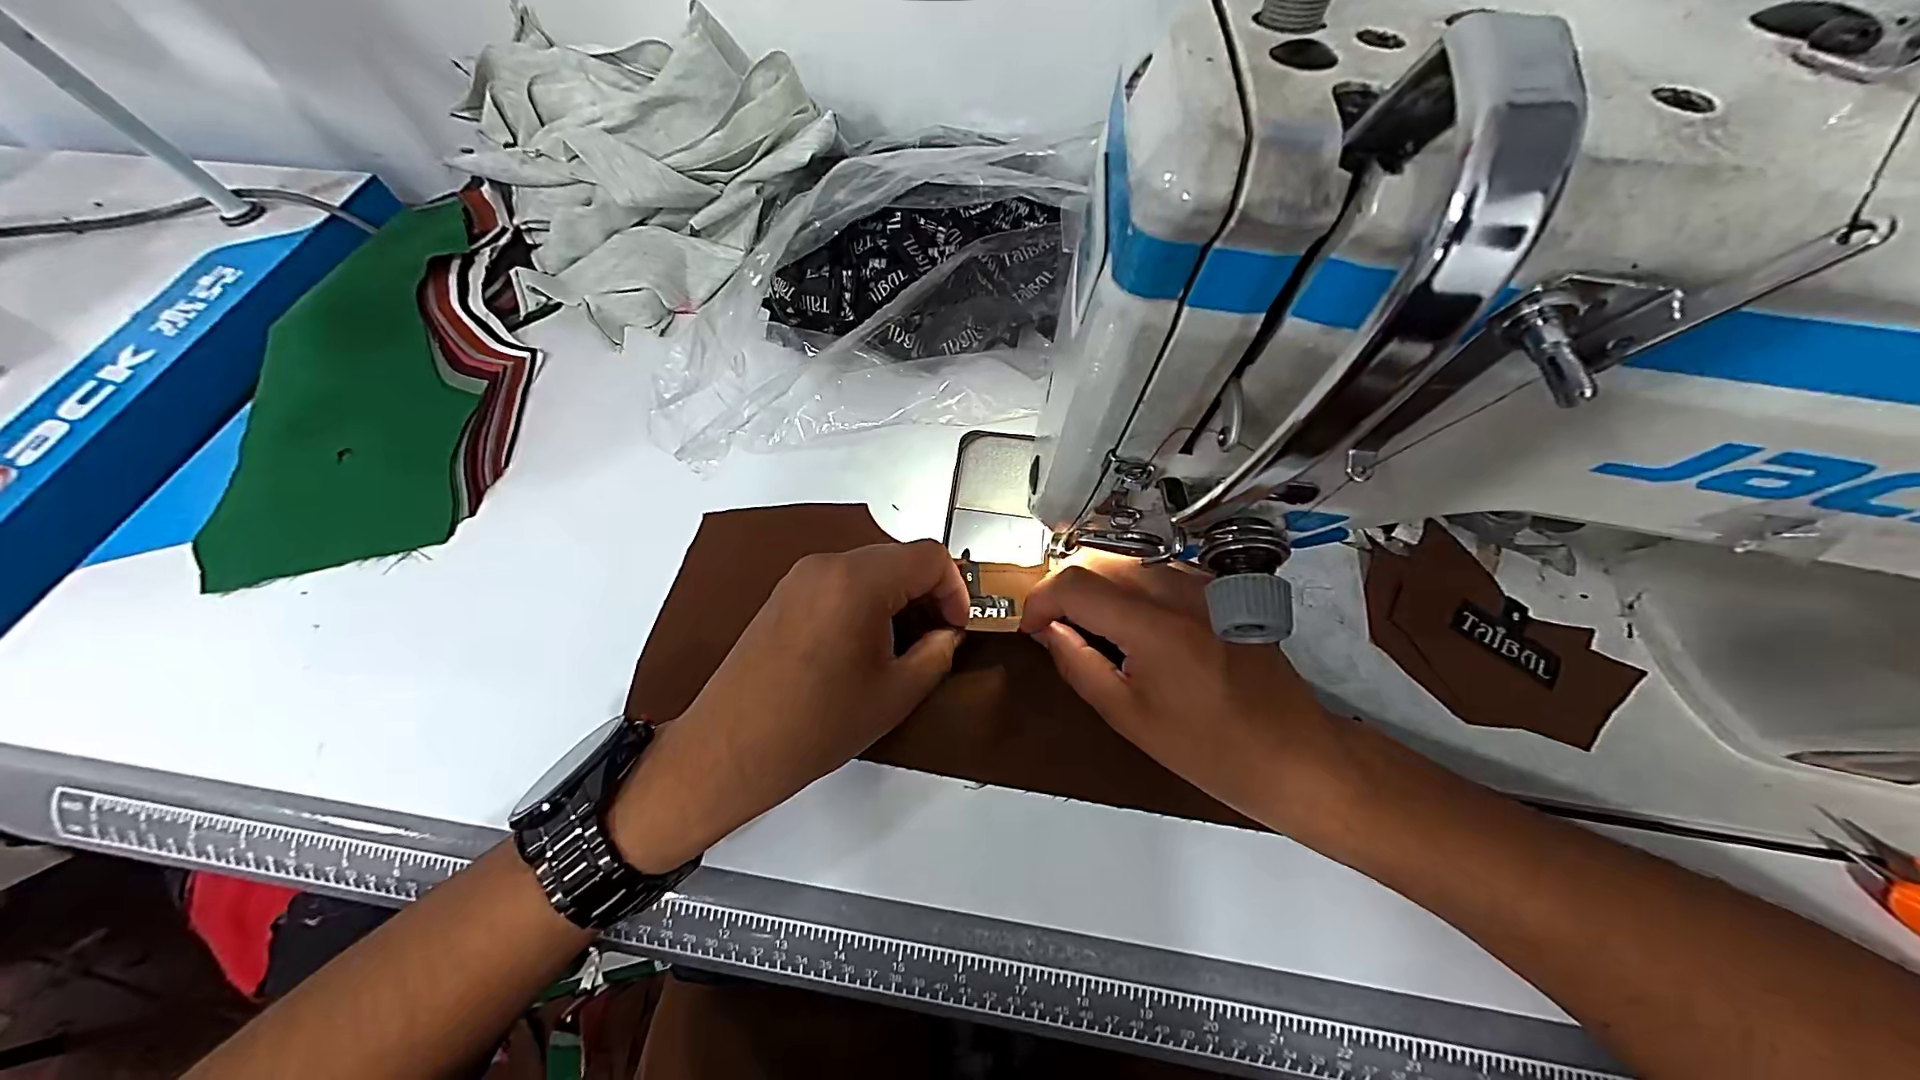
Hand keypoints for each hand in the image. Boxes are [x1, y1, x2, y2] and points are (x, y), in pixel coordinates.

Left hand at [608, 540, 967, 871]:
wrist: (730, 748)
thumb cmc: (808, 726)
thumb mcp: (895, 694)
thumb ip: (937, 653)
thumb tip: (948, 635)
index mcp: (857, 581)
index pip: (928, 556)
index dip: (956, 588)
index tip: (957, 623)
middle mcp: (826, 566)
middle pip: (899, 557)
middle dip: (928, 593)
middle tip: (938, 636)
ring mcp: (800, 578)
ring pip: (871, 568)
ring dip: (897, 598)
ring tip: (902, 647)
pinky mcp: (785, 594)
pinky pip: (841, 582)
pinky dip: (866, 602)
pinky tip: (866, 646)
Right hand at [1019, 553, 1346, 830]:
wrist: (1293, 753)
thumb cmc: (1214, 748)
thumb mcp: (1128, 715)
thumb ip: (1078, 664)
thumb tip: (1048, 631)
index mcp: (1155, 627)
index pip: (1074, 583)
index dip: (1040, 601)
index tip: (1032, 627)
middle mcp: (1180, 592)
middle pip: (1097, 561)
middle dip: (1064, 589)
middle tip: (1054, 628)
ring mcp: (1203, 586)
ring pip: (1125, 560)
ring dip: (1095, 586)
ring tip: (1090, 630)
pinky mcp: (1216, 589)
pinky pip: (1154, 571)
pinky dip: (1126, 587)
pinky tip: (1129, 625)